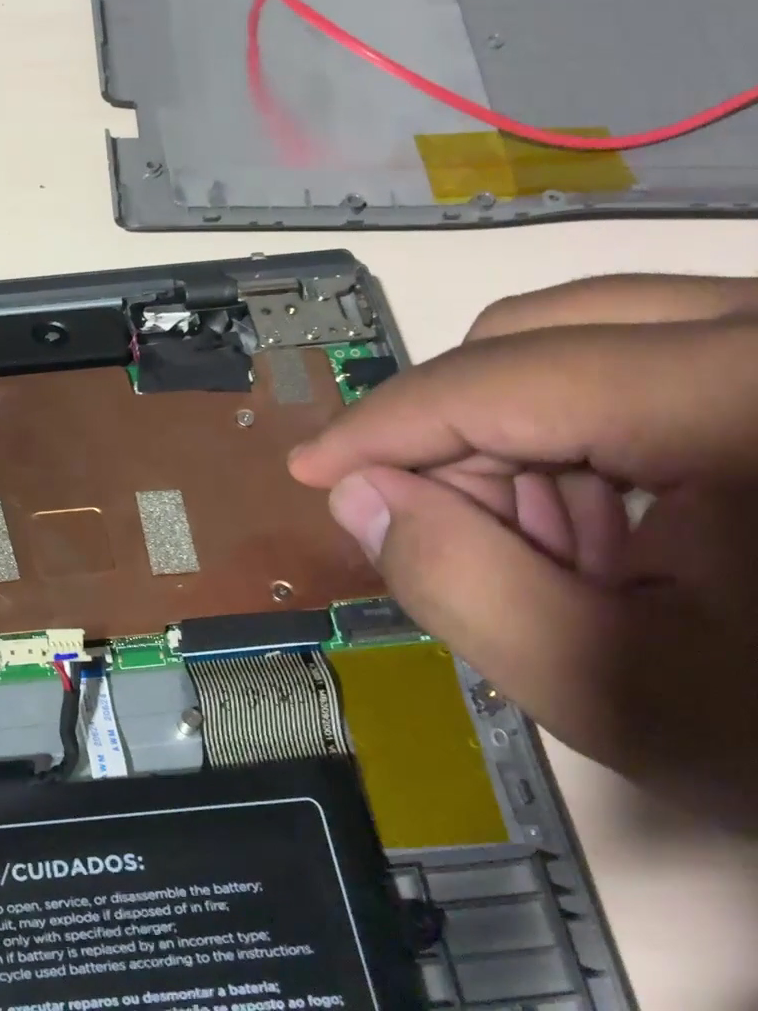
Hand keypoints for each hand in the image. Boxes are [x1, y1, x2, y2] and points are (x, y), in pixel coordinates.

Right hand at [289, 275, 757, 825]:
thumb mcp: (618, 689)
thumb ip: (460, 583)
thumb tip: (358, 492)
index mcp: (753, 404)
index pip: (504, 379)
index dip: (382, 425)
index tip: (309, 471)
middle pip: (540, 334)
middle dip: (458, 434)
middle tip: (461, 532)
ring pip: (588, 334)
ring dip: (518, 433)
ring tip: (556, 536)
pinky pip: (647, 354)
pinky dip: (584, 431)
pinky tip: (618, 515)